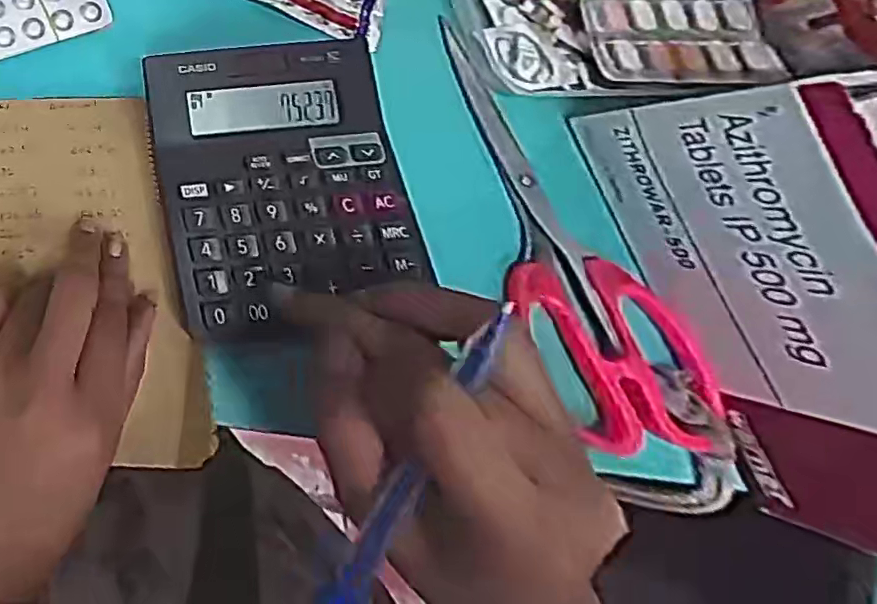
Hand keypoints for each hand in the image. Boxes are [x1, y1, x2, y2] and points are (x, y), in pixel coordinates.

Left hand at [0, 217, 156, 603]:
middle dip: (88, 253)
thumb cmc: (49, 498)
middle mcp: (46, 385)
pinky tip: (17, 288)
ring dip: (51, 274)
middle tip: (93, 229)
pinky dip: (8, 289)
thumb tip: (142, 304)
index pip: (113, 323)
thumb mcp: (103, 444)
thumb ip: (125, 370)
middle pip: (76, 295)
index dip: (118, 278)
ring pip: (34, 293)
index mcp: (93, 414)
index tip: (119, 250)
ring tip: (59, 271)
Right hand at [284, 285, 625, 603]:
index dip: (365, 338)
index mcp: (503, 509)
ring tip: (365, 308)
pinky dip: (445, 314)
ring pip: (489, 324)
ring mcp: (570, 432)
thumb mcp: (373, 513)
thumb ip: (344, 423)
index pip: (432, 394)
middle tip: (320, 310)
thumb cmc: (442, 570)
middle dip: (375, 315)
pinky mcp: (568, 413)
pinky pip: (501, 335)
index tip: (306, 314)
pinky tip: (409, 324)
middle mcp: (553, 461)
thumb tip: (332, 337)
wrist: (541, 603)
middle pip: (454, 350)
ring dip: (414, 302)